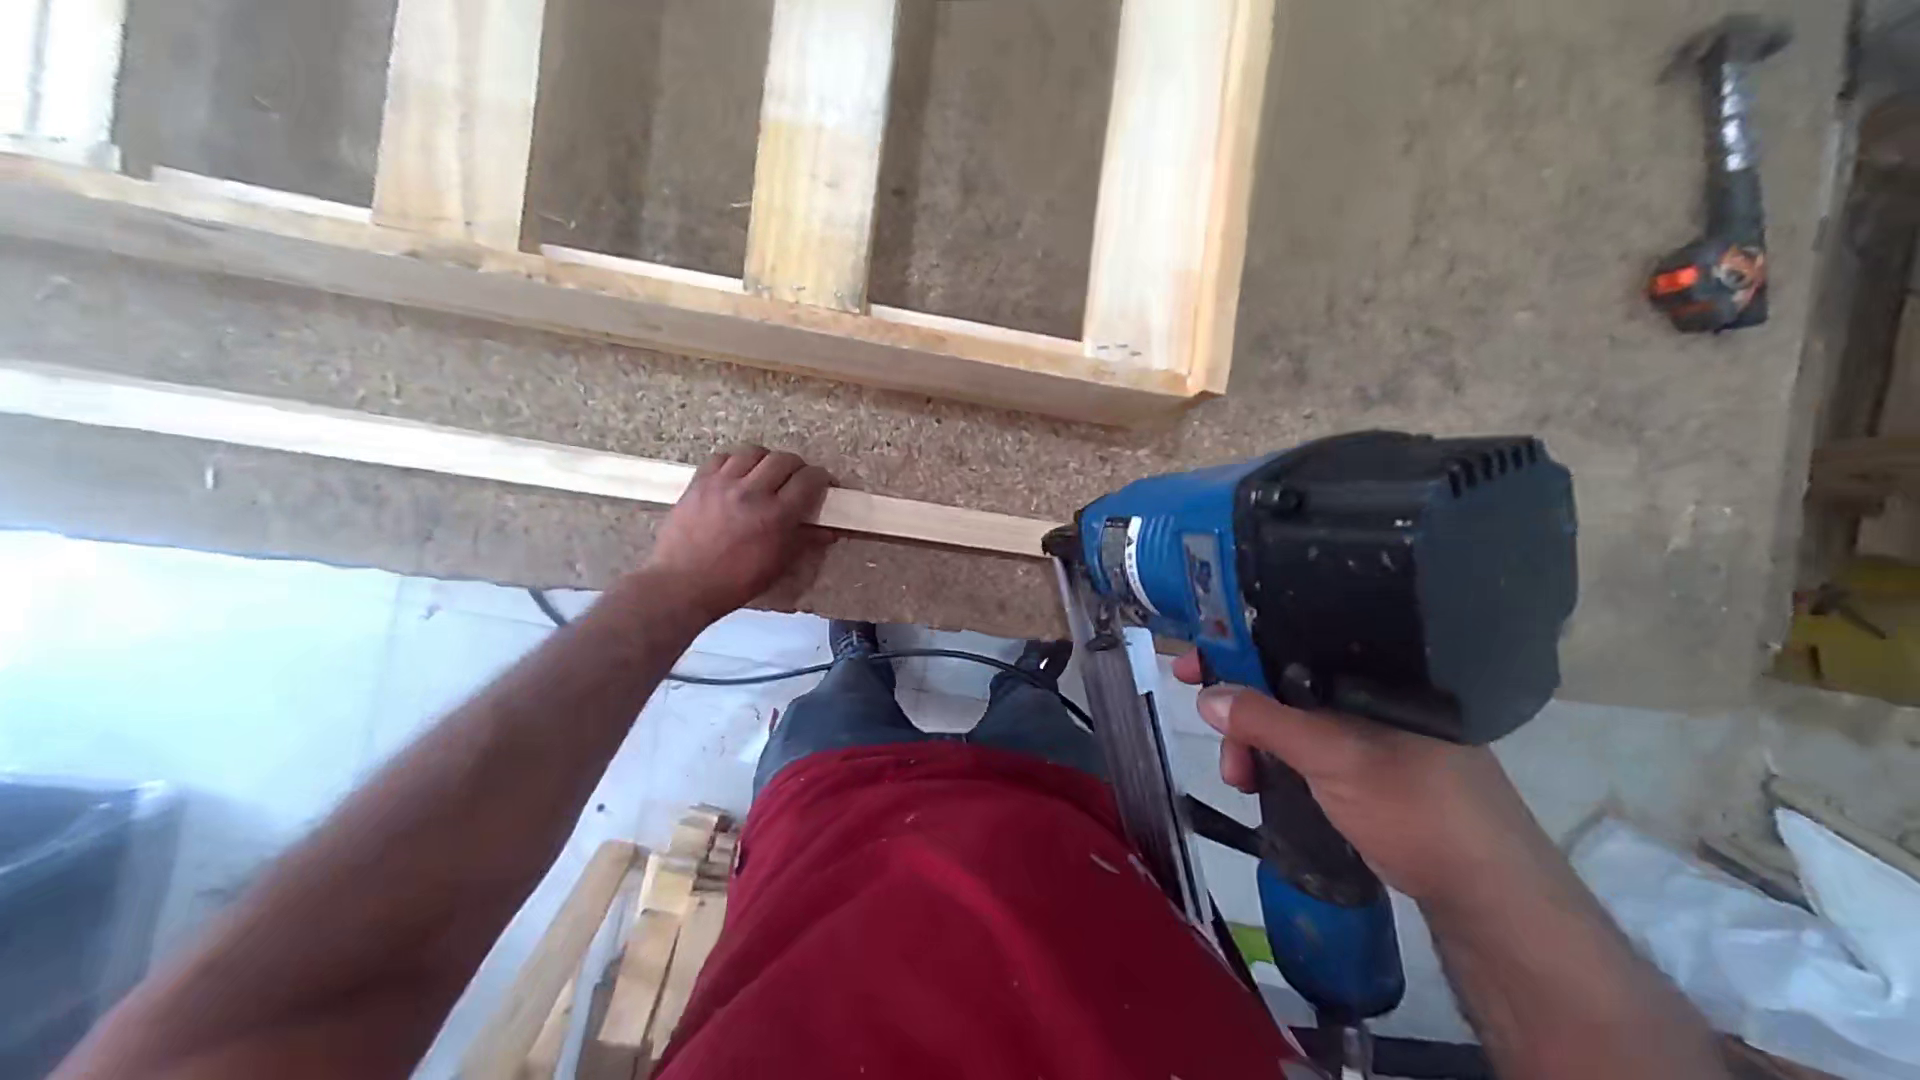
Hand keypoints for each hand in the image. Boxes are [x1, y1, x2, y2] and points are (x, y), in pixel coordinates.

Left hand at [646, 445, 834, 621]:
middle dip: (797, 467)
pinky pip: (723, 457)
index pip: (808, 480)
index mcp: (776, 516)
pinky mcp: (700, 482)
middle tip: (797, 479)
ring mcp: (723, 484)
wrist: (683, 584)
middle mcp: (752, 493)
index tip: (822, 483)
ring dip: (767, 460)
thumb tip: (827, 531)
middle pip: (784, 459)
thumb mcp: (777, 565)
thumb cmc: (734, 582)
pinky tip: (738, 475)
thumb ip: (804, 541)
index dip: (821, 478)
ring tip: (766, 474)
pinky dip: (736, 462)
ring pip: (754, 453)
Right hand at [1173, 652, 1567, 911]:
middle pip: (1281, 685)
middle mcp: (1366, 695)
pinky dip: (1273, 763)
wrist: (1485, 894)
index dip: (1238, 649)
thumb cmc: (1417, 807)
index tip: (1193, 664)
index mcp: (1371, 674)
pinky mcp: (1362, 768)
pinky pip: (1301, 750)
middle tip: (1213, 735)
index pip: (1292, 643)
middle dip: (1239, 712)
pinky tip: (1258, 784)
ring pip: (1287, 722)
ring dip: (1251, 744)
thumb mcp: (1334, 758)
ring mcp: (1366, 733)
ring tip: (1239, 779)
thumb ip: (1268, 723)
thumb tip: (1206, 697)